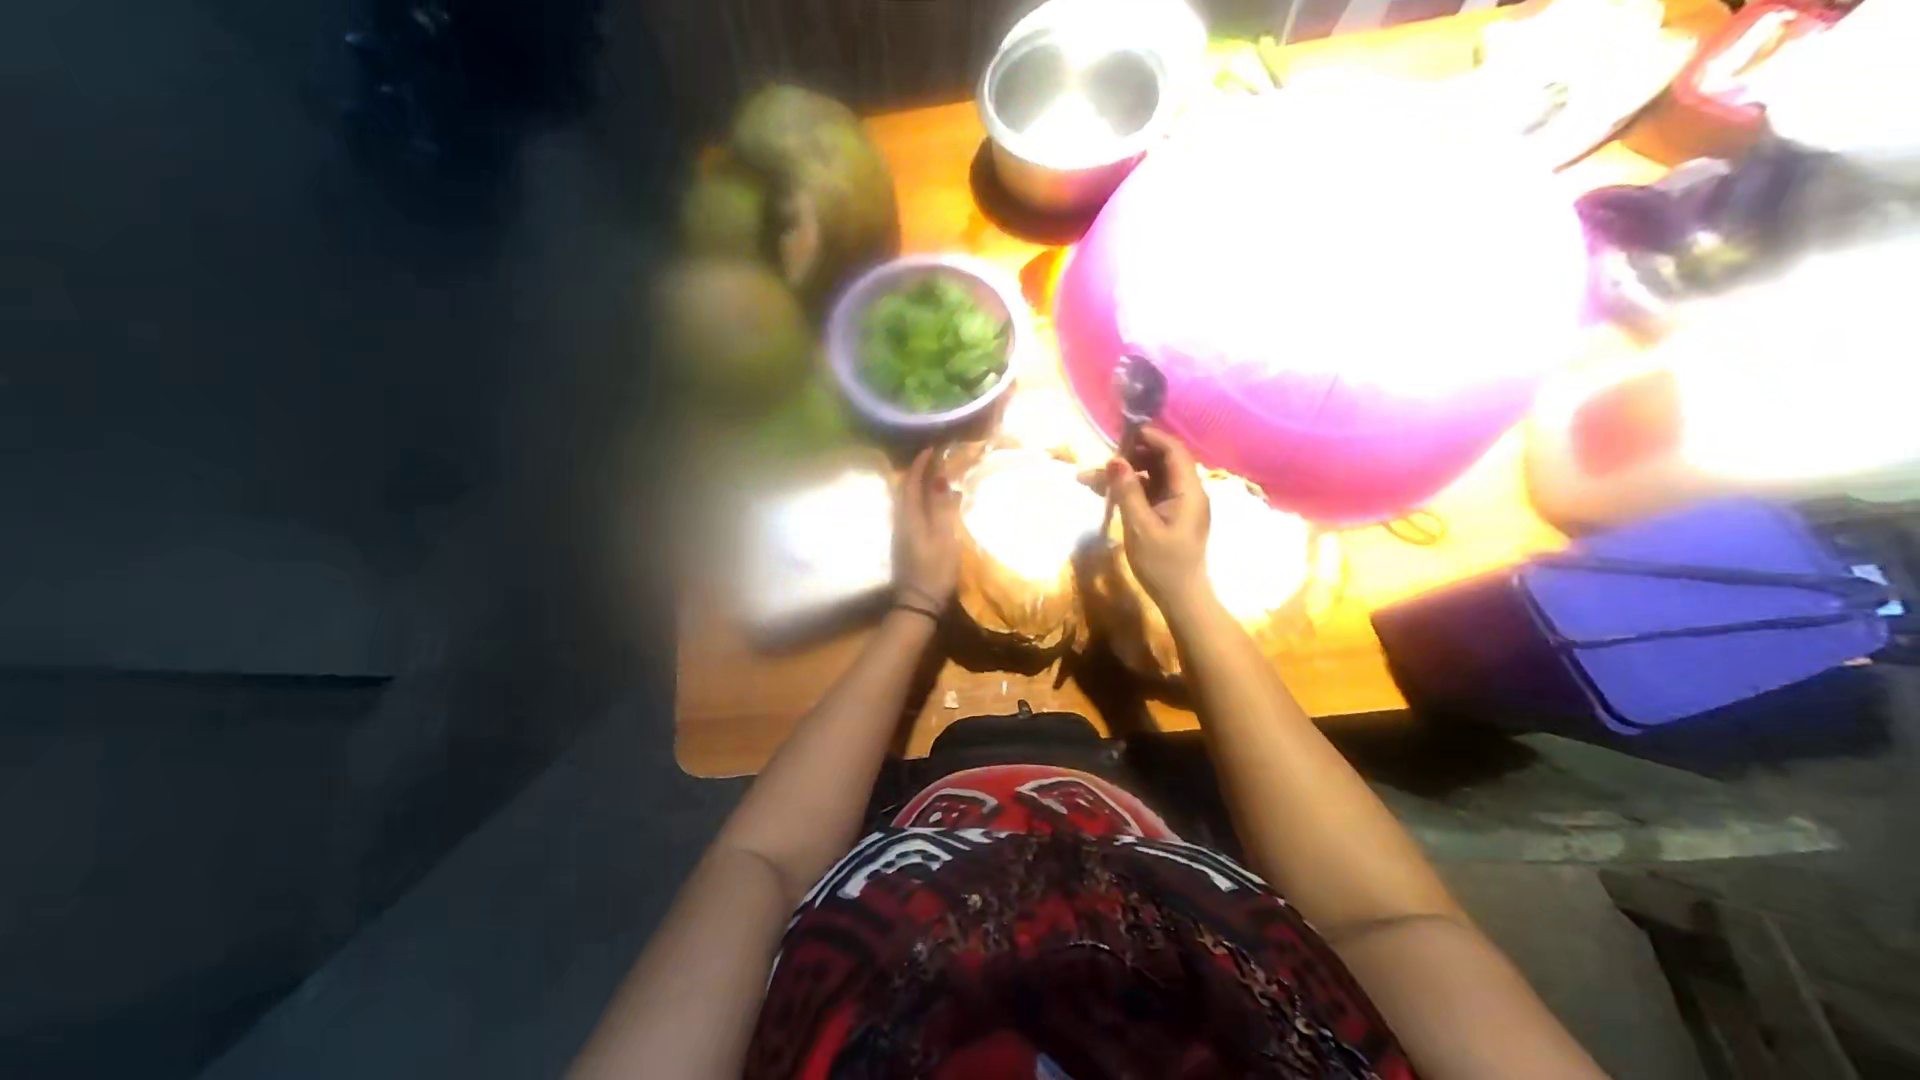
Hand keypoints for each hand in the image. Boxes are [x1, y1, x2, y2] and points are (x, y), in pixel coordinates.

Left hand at [894, 446, 961, 606]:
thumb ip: (941, 509)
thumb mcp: (944, 538)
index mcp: (910, 518)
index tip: (930, 449)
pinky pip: (912, 514)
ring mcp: (902, 535)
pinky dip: (921, 503)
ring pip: (908, 503)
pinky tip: (932, 506)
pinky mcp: (906, 545)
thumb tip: (939, 480)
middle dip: (918, 473)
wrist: (918, 604)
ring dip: (919, 488)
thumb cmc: (935, 571)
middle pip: (907, 491)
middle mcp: (901, 523)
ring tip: (935, 479)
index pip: (912, 483)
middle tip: (934, 461)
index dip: (920, 465)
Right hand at [1105, 428, 1211, 613]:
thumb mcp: (1140, 527)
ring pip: (1153, 477)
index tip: (1122, 434)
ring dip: (1127, 474)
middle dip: (1132, 456)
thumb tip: (1115, 460)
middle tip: (1103, 460)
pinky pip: (1152, 493)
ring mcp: (1181, 505)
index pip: (1173, 452)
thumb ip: (1127, 491)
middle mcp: (1189, 492)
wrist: (1181, 598)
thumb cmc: (1162, 564)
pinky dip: (1132, 489)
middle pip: (1163, 461)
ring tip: (1093, 478)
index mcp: (1189, 491)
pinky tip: (1108, 493)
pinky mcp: (1172, 516)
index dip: (1151, 437)